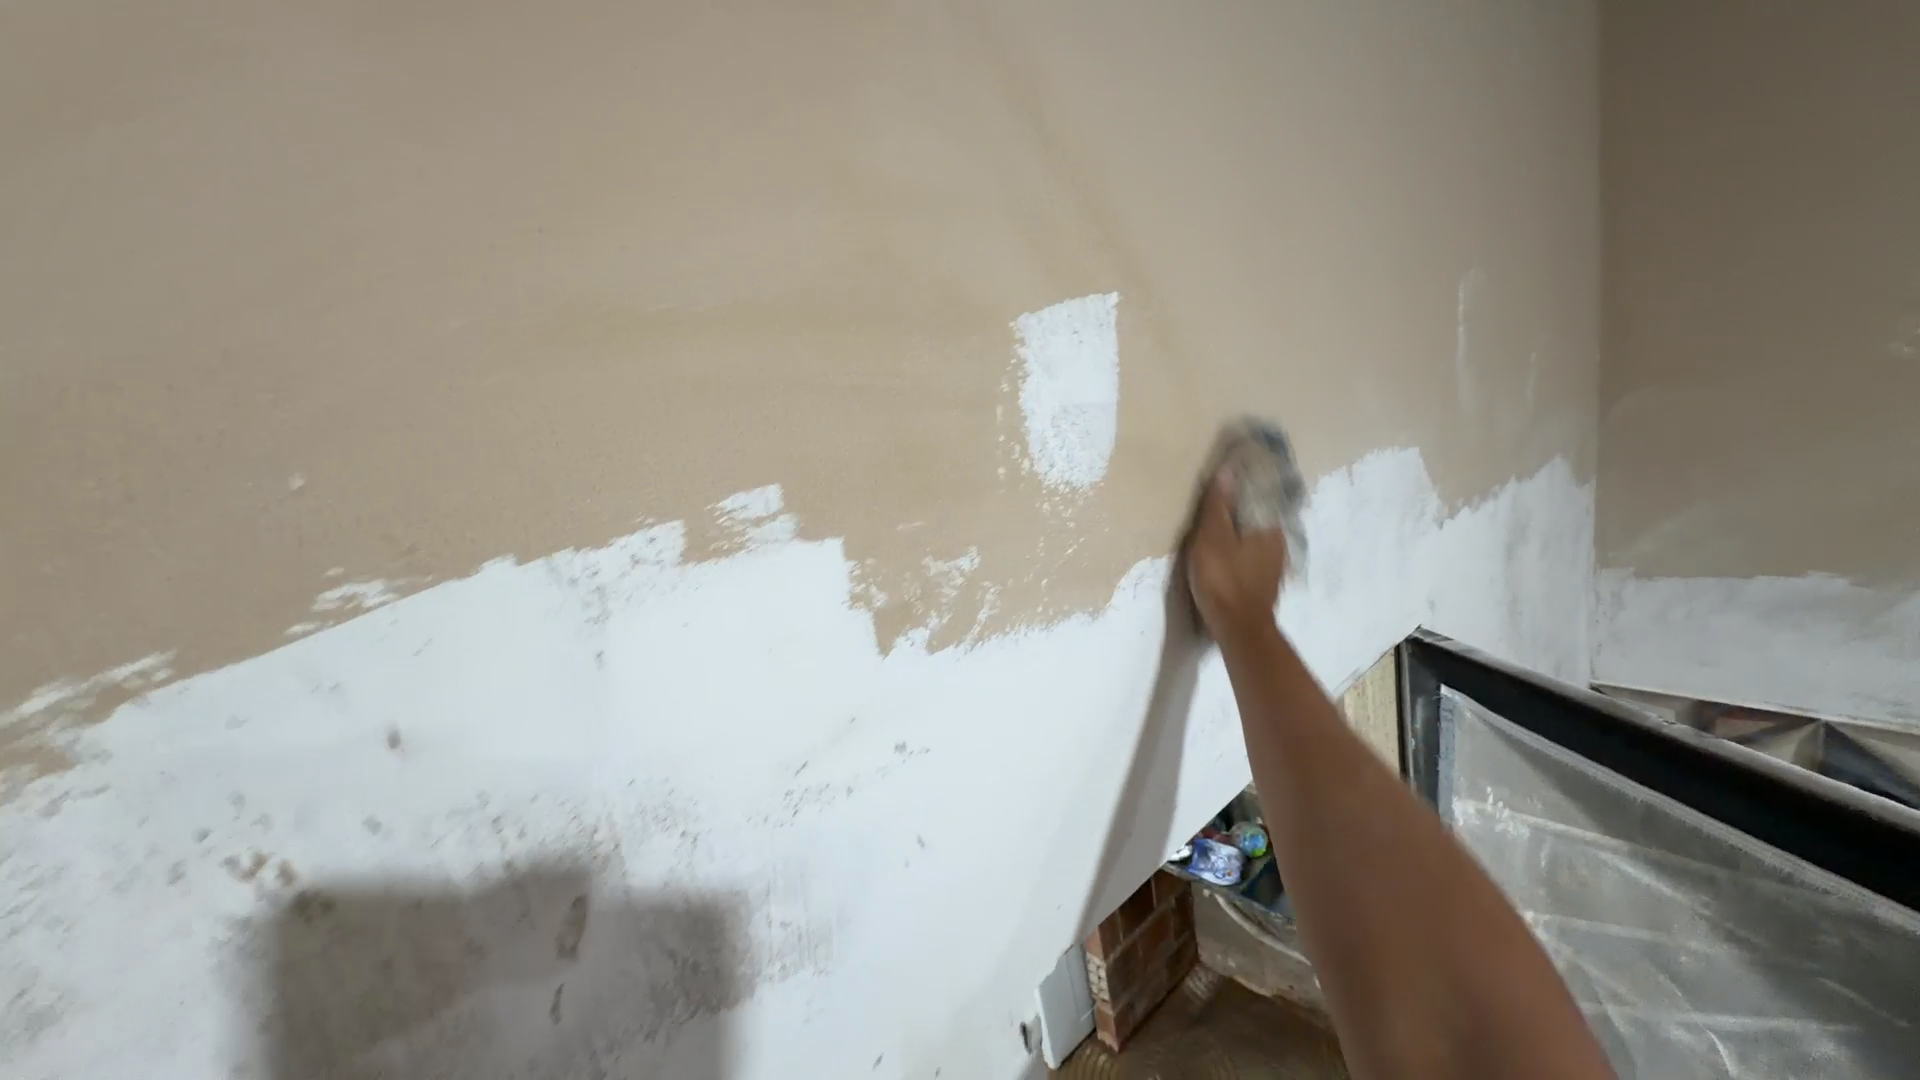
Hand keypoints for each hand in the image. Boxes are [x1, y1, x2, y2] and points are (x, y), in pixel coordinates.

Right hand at [1185, 468, 1288, 643]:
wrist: (1238, 628)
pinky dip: (1242, 542)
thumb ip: (1219, 505)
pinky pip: (1253, 551)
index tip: (1232, 468)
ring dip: (1242, 523)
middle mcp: (1279, 540)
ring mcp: (1274, 563)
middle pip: (1260, 513)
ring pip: (1257, 533)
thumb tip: (1227, 470)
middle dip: (1244, 502)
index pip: (1261, 492)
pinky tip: (1229, 544)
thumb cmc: (1223, 579)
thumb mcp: (1213, 537)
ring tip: (1222, 514)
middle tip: (1224, 489)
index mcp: (1270, 525)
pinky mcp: (1265, 580)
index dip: (1246, 480)